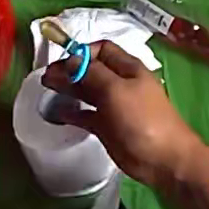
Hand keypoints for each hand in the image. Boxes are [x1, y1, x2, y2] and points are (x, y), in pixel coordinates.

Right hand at [41, 41, 207, 186]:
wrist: (163, 159)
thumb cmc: (142, 118)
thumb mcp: (116, 89)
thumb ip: (92, 72)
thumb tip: (71, 59)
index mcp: (127, 68)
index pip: (101, 49)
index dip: (81, 52)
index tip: (61, 62)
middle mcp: (119, 83)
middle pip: (90, 70)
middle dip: (69, 70)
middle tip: (46, 76)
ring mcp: (113, 105)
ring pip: (86, 91)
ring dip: (67, 88)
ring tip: (46, 88)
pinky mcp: (106, 126)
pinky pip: (85, 114)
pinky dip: (70, 111)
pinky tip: (55, 112)